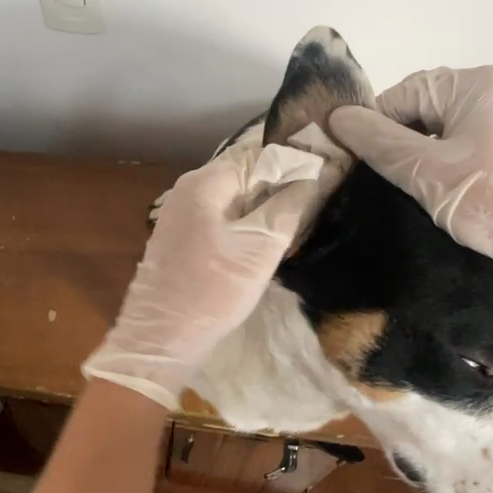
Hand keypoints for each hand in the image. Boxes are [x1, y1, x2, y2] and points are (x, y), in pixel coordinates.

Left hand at [82, 145, 321, 407]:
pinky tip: (269, 234)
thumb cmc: (212, 291)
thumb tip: (317, 173)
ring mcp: (181, 213)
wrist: (161, 339)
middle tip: (322, 194)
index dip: (296, 160)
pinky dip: (247, 218)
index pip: (260, 153)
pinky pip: (221, 215)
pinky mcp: (182, 237)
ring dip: (266, 201)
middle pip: (245, 171)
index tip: (331, 172)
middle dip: (282, 179)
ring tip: (303, 212)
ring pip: (234, 195)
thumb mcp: (260, 247)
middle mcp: (188, 189)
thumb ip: (290, 205)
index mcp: (205, 182)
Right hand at [328, 66, 492, 332]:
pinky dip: (452, 163)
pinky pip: (472, 143)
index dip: (375, 128)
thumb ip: (377, 142)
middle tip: (390, 182)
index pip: (403, 94)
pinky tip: (447, 192)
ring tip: (417, 190)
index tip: (361, 165)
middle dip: (402, 142)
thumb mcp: (425, 173)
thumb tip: (336, 117)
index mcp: (480, 83)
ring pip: (447, 129)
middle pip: (426, 109)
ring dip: (425, 156)